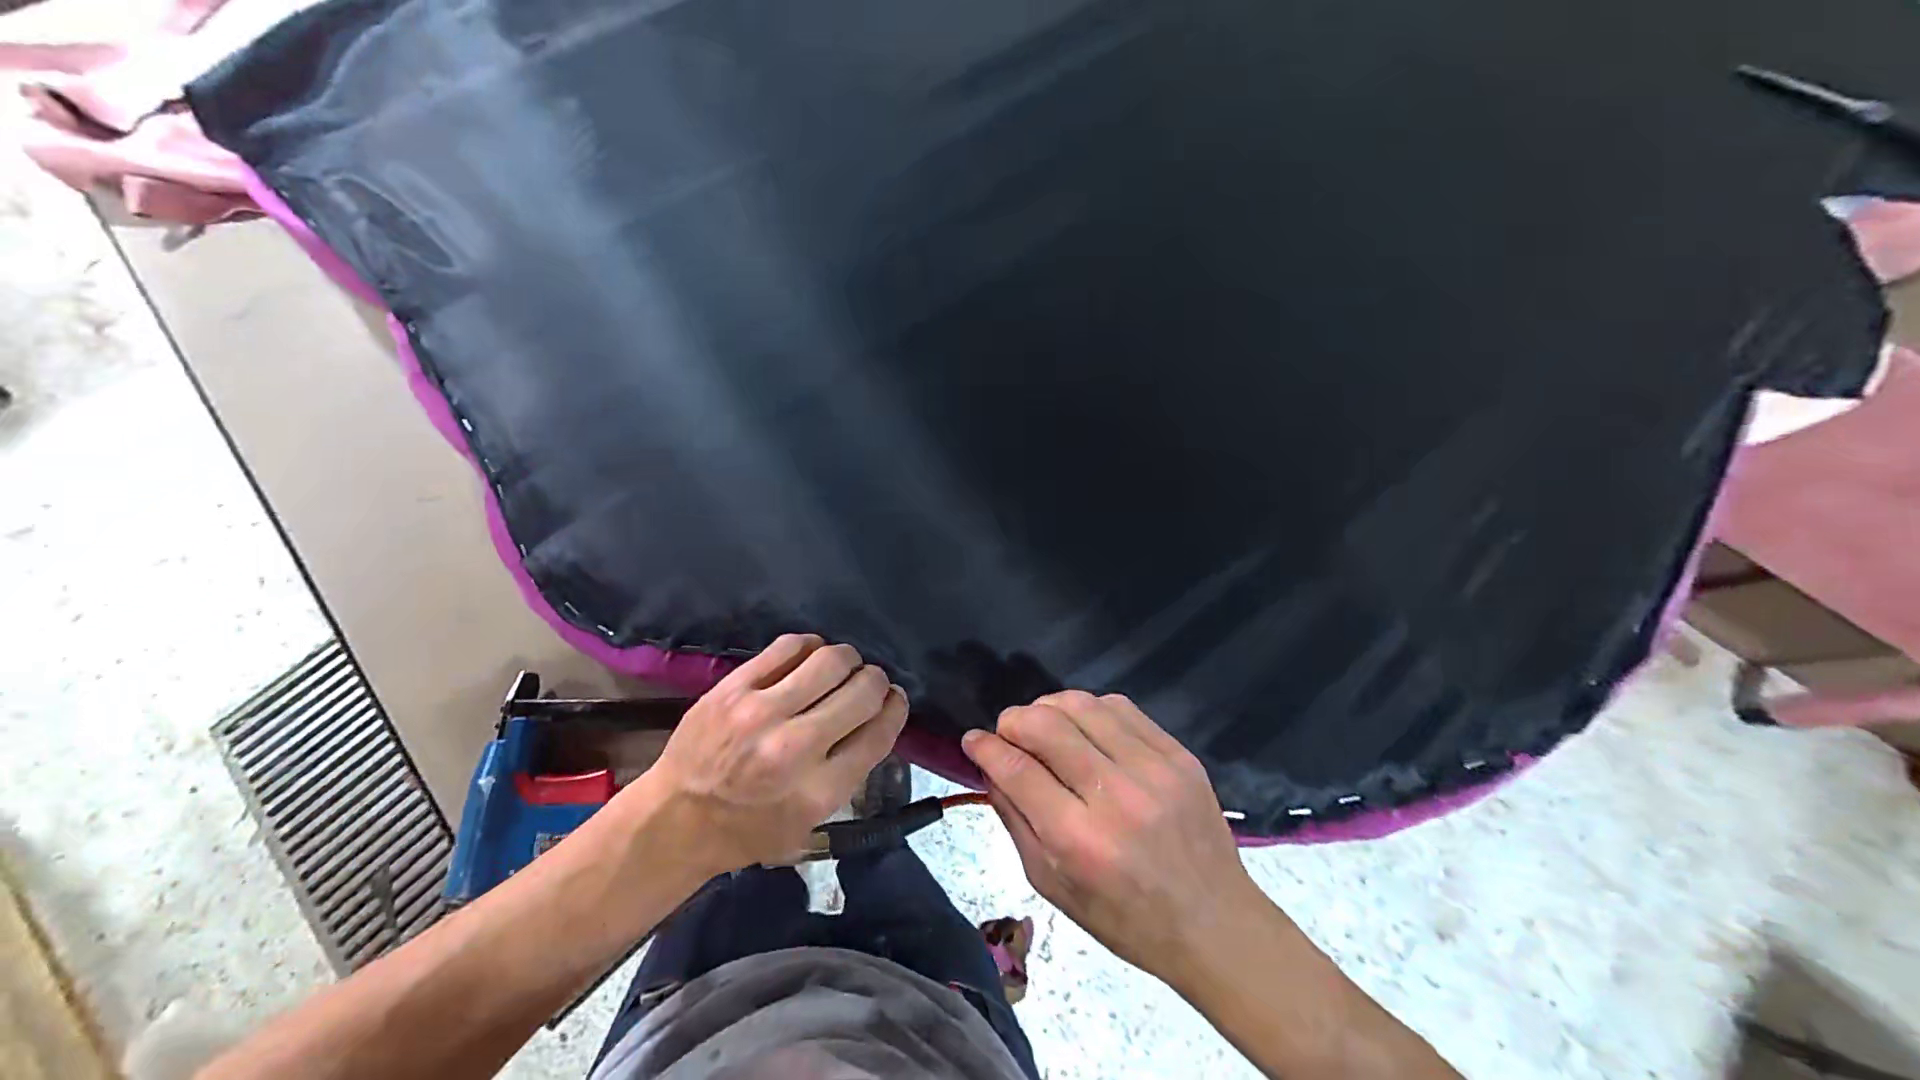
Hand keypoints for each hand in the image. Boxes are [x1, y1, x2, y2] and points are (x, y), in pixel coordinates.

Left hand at [645, 634, 907, 873]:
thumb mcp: (811, 822)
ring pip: (831, 660)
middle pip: (862, 691)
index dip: (895, 708)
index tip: (895, 699)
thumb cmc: (749, 830)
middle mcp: (793, 748)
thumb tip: (880, 716)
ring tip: (843, 668)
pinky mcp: (733, 687)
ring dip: (848, 660)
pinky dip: (811, 647)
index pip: (879, 732)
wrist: (675, 819)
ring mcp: (759, 712)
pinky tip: (811, 656)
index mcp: (817, 791)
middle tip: (870, 683)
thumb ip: (850, 772)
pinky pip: (789, 646)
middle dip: (876, 682)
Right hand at [961, 691, 1259, 983]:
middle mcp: (1116, 797)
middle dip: (1013, 720)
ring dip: (1048, 707)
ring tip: (1043, 725)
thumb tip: (990, 768)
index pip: (1017, 769)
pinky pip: (1121, 706)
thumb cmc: (1126, 918)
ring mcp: (1154, 770)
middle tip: (1007, 732)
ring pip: (1082, 705)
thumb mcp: (1053, 886)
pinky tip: (1084, 727)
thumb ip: (1016, 821)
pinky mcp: (1179, 755)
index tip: (973, 739)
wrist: (1214, 923)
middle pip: (1045, 725)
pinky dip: (1090, 709)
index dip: (985, 747)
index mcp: (1079, 841)